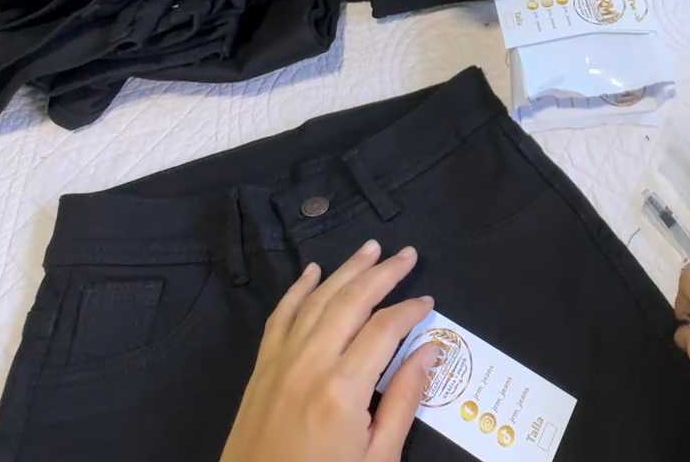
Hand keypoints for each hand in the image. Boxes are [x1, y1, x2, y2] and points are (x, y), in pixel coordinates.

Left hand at [221, 240, 444, 461]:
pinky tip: (313, 271)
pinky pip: (280, 317)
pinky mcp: (260, 372)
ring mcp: (280, 364)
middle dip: (383, 273)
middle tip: (408, 254)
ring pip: (317, 299)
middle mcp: (310, 363)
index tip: (428, 302)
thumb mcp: (377, 461)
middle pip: (352, 301)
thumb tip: (430, 351)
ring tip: (372, 248)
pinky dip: (298, 289)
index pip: (385, 329)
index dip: (409, 310)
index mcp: (343, 389)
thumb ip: (404, 401)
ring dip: (346, 270)